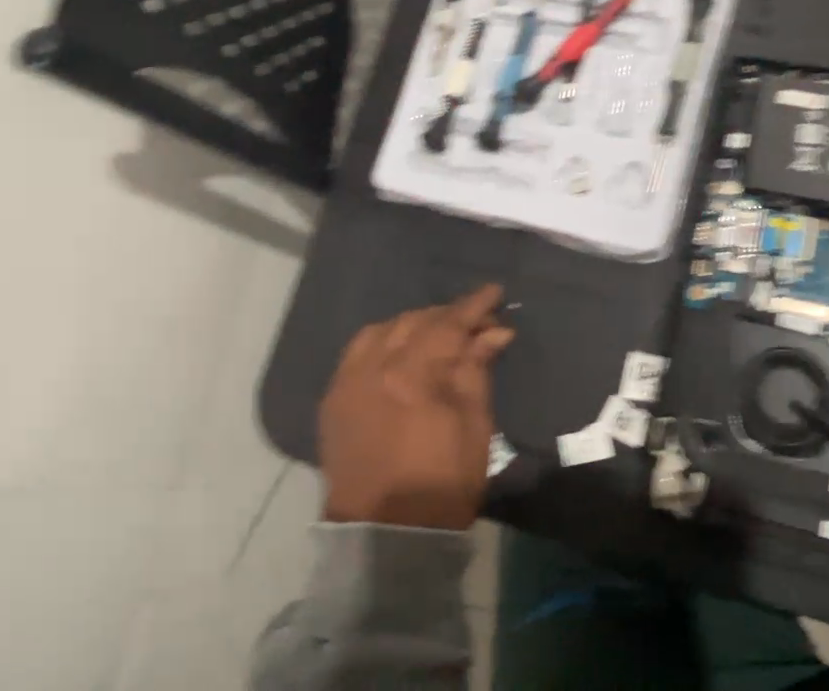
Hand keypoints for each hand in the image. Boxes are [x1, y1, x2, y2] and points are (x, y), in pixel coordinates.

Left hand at [318, 284, 515, 530]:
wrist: (386, 536)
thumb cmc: (442, 484)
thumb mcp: (475, 426)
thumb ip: (477, 370)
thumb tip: (493, 331)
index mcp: (411, 375)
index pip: (447, 324)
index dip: (474, 306)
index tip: (495, 292)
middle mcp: (372, 368)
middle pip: (414, 322)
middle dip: (446, 316)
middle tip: (476, 323)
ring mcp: (347, 383)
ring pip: (381, 331)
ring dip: (413, 325)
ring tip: (438, 334)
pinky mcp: (333, 401)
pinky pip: (357, 352)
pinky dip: (383, 341)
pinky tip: (400, 351)